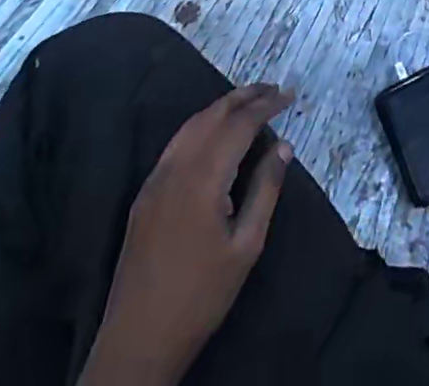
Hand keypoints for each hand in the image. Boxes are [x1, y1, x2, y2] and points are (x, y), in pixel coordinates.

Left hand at [80, 85, 293, 385]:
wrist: (139, 340)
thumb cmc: (202, 294)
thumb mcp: (247, 245)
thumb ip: (265, 189)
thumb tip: (282, 146)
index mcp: (202, 180)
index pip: (238, 126)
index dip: (266, 106)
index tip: (289, 95)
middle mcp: (174, 171)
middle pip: (210, 117)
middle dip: (243, 97)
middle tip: (273, 88)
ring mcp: (154, 182)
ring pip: (189, 127)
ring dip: (220, 108)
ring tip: (249, 101)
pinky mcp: (144, 196)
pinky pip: (175, 145)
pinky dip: (200, 126)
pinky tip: (215, 133)